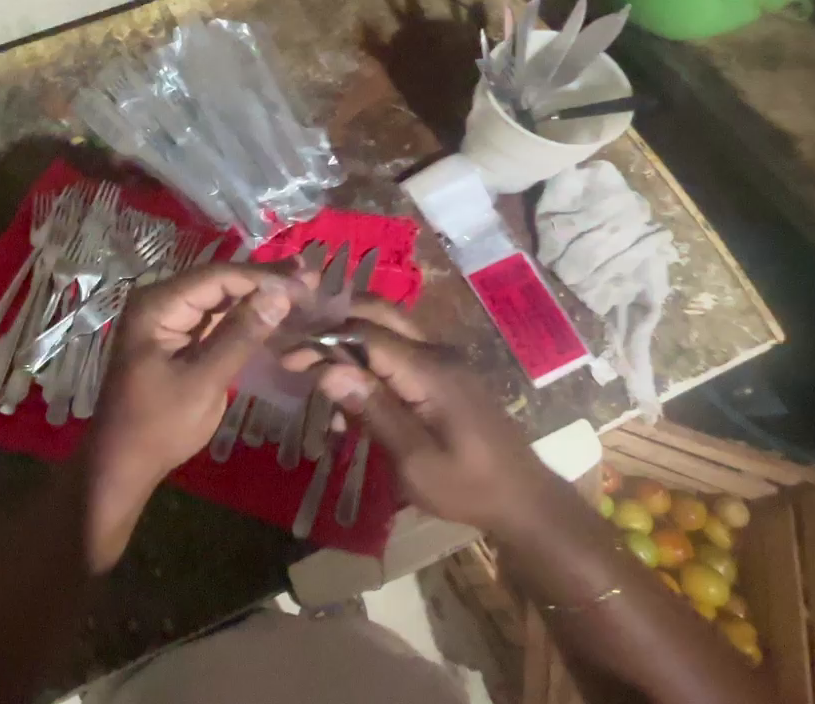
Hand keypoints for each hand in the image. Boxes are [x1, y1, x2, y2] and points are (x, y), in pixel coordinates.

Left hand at [86, 263, 297, 487]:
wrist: (123, 463)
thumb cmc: (158, 425)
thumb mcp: (203, 382)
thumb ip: (240, 336)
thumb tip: (280, 294)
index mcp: (157, 305)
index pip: (217, 277)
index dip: (263, 278)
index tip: (306, 283)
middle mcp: (161, 301)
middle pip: (220, 282)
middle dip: (265, 281)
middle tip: (313, 278)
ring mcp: (169, 319)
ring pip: (221, 298)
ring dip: (259, 296)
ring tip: (304, 289)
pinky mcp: (179, 338)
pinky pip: (216, 318)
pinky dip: (246, 316)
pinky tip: (277, 313)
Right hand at [285, 301, 551, 531]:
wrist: (526, 501)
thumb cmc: (469, 487)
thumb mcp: (416, 460)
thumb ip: (373, 410)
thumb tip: (328, 369)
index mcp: (429, 370)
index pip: (365, 334)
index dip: (323, 340)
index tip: (287, 357)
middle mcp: (436, 352)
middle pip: (378, 314)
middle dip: (334, 322)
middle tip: (300, 345)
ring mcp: (443, 360)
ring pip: (388, 327)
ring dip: (351, 338)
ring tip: (320, 369)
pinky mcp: (444, 374)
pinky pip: (400, 350)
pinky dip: (370, 357)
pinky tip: (353, 393)